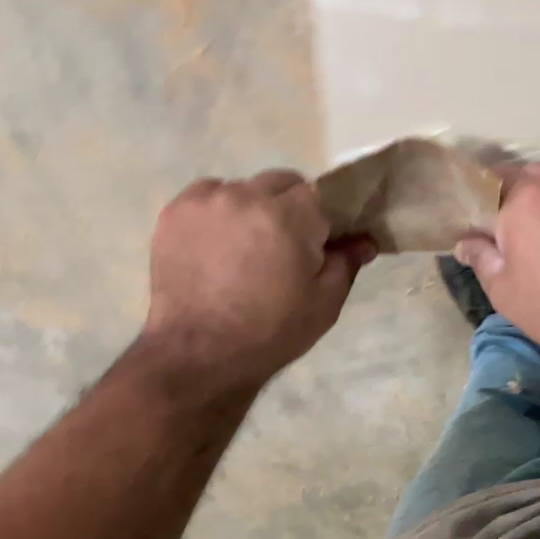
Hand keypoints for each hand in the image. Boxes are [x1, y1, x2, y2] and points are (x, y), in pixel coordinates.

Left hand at [142, 171, 376, 391]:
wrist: (199, 354)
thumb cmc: (271, 332)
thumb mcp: (323, 304)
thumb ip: (345, 263)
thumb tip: (364, 240)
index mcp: (290, 216)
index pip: (323, 194)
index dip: (326, 220)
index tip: (324, 245)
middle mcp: (247, 195)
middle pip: (283, 184)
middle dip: (292, 209)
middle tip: (287, 250)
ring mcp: (207, 201)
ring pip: (244, 189)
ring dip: (254, 210)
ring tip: (247, 251)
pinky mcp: (175, 211)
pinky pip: (208, 196)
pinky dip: (219, 213)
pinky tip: (218, 247)